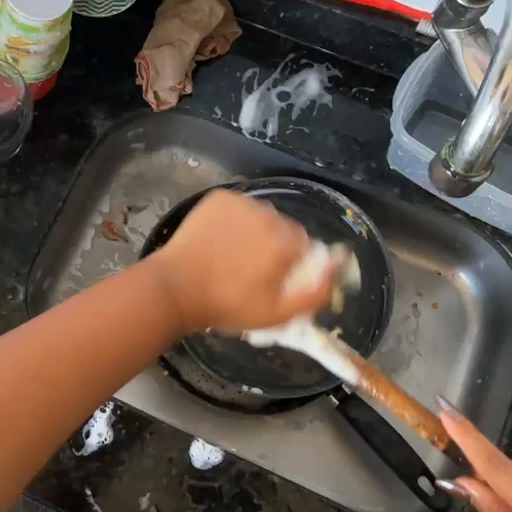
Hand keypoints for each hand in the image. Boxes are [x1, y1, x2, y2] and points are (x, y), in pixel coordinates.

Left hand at [146, 190, 332, 333]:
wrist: (175, 287)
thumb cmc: (226, 305)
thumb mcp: (275, 314)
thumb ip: (314, 293)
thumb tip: (335, 269)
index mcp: (285, 243)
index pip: (306, 247)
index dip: (292, 264)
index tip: (273, 279)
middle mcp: (268, 216)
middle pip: (285, 228)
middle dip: (276, 246)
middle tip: (251, 269)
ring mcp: (242, 203)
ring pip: (263, 216)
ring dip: (256, 230)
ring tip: (233, 254)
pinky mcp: (219, 197)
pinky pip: (239, 206)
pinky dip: (235, 219)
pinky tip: (221, 239)